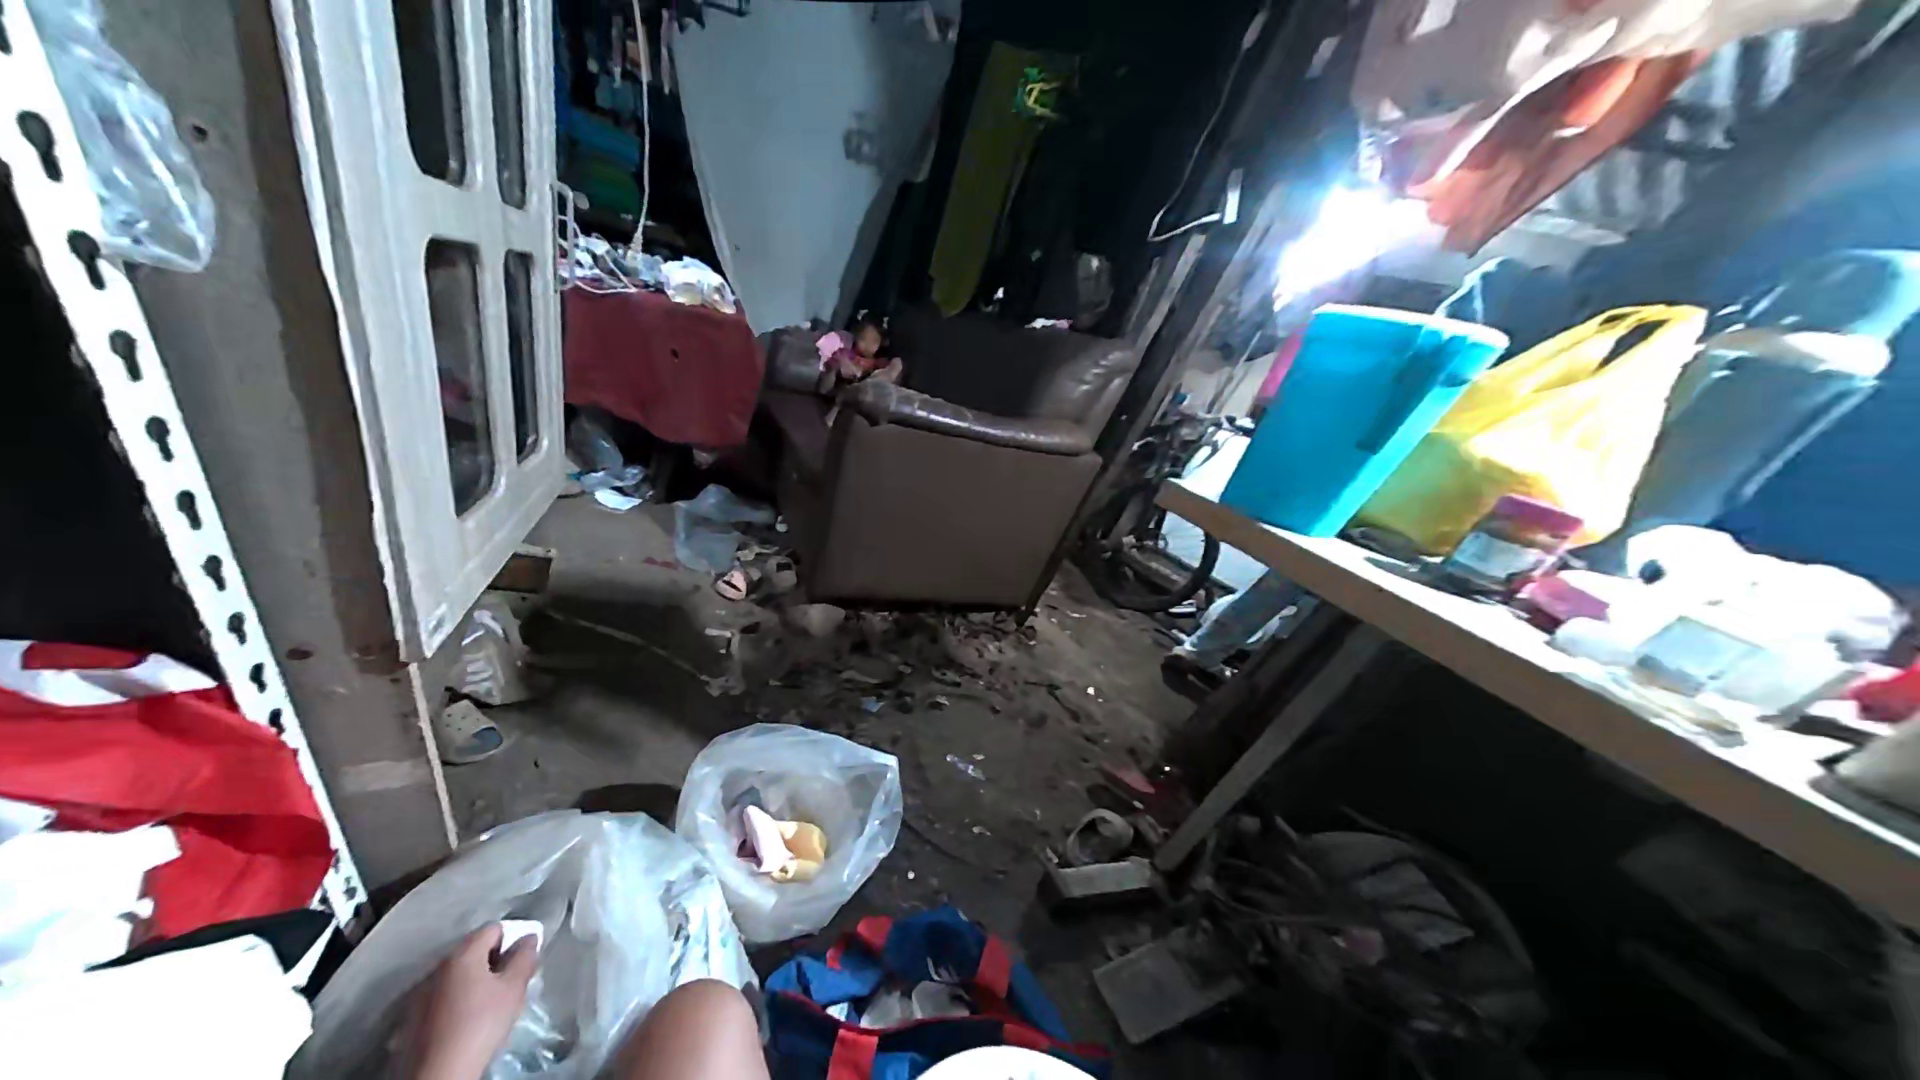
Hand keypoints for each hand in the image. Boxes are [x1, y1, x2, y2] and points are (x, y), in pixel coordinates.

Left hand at [406, 924, 539, 1079]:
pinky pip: (439, 996)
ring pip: (454, 975)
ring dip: (471, 981)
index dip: (512, 939)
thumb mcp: (514, 988)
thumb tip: (529, 938)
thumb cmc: (481, 1024)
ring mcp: (418, 994)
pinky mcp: (408, 1019)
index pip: (493, 929)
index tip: (520, 961)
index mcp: (462, 955)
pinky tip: (463, 1020)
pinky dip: (454, 1000)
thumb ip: (525, 957)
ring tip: (486, 1003)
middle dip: (492, 960)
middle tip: (507, 982)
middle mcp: (436, 968)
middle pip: (472, 951)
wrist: (437, 1074)